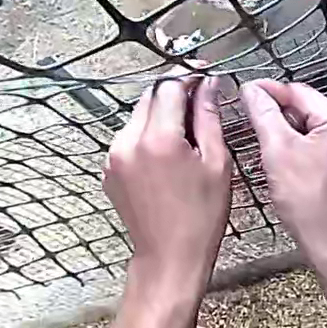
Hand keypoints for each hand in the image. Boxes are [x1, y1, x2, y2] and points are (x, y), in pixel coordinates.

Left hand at [104, 76, 231, 294]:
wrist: (170, 256)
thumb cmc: (201, 216)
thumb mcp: (216, 163)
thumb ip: (209, 118)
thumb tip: (208, 85)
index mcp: (159, 139)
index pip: (170, 86)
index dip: (189, 74)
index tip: (205, 71)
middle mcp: (129, 142)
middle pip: (150, 96)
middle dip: (175, 90)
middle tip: (200, 94)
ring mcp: (114, 156)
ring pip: (138, 115)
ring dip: (162, 111)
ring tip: (188, 126)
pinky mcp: (109, 169)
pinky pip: (129, 137)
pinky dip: (148, 132)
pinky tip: (169, 148)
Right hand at [239, 79, 326, 270]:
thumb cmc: (310, 203)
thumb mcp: (278, 152)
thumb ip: (264, 115)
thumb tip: (252, 90)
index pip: (299, 92)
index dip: (269, 92)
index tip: (245, 94)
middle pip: (307, 110)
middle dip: (278, 117)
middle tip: (252, 127)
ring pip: (312, 130)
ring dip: (288, 136)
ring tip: (268, 151)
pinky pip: (320, 148)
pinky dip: (301, 151)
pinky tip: (286, 167)